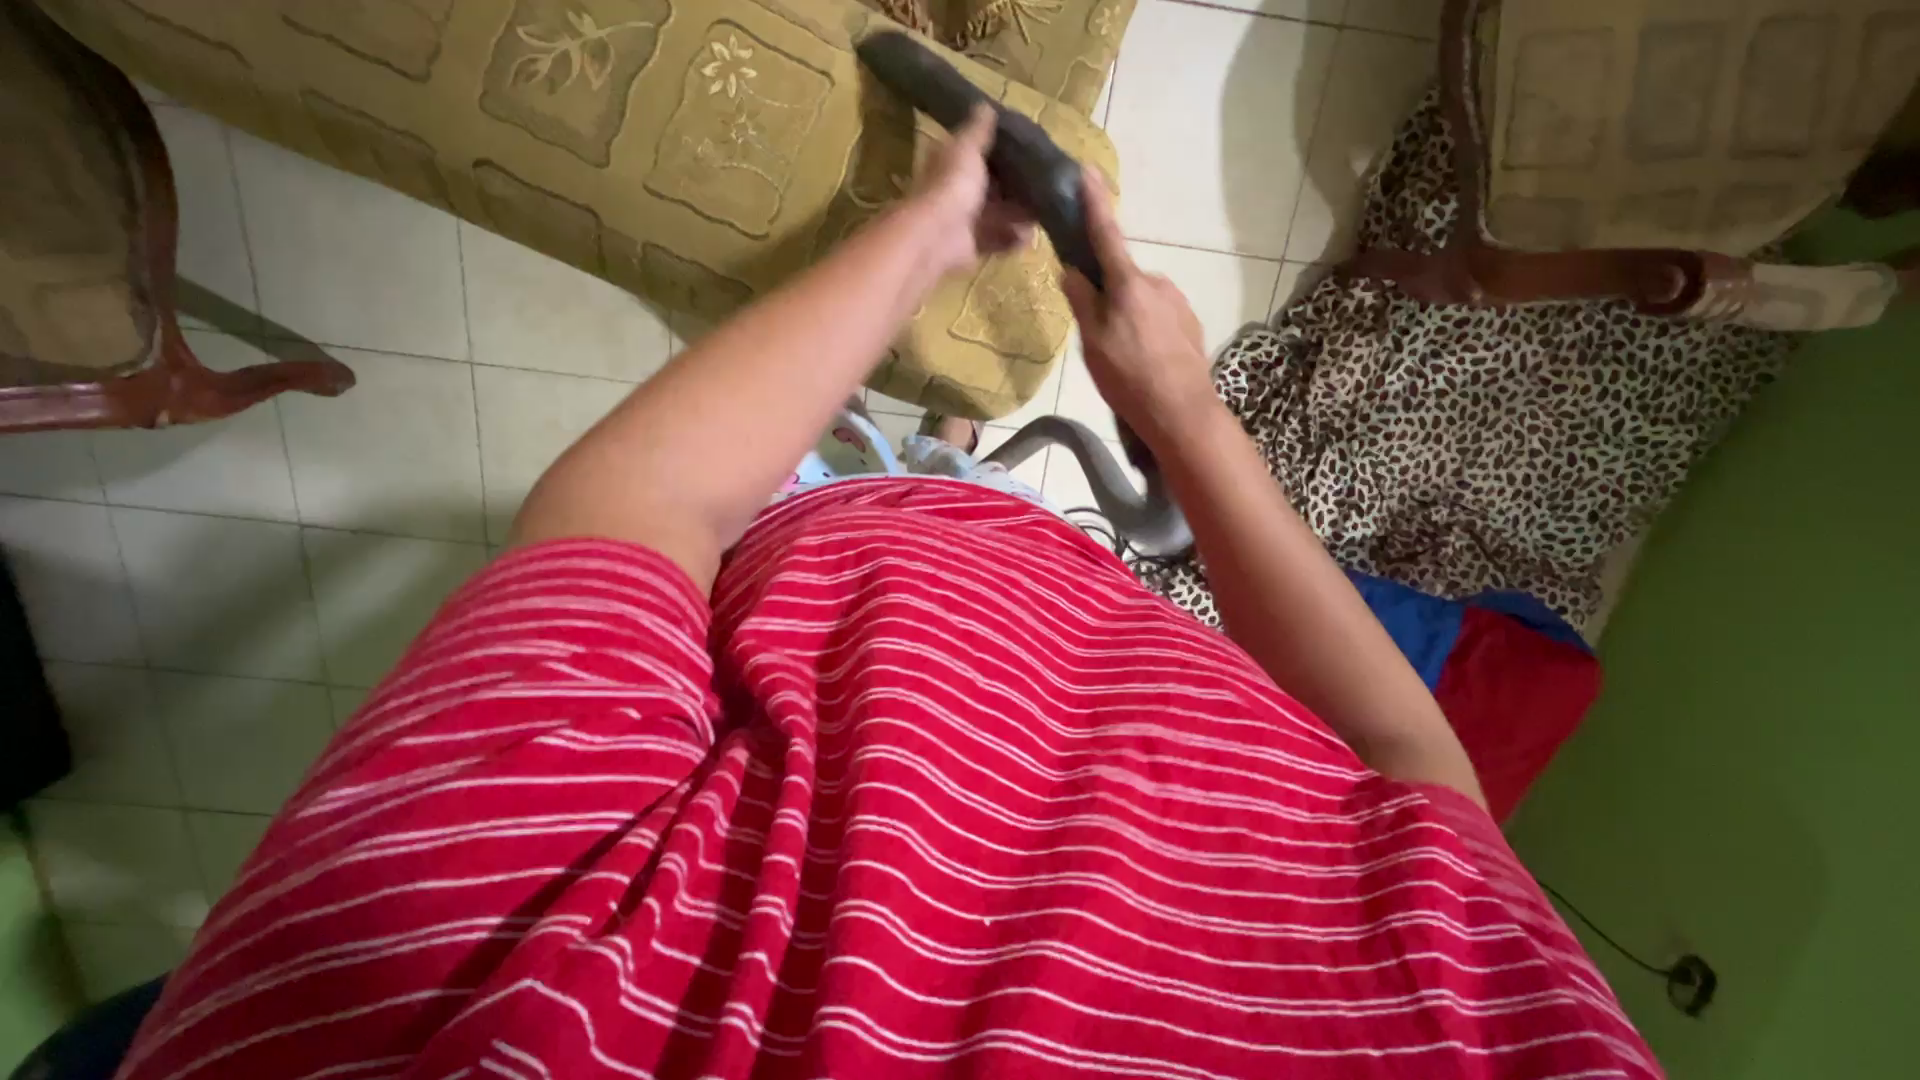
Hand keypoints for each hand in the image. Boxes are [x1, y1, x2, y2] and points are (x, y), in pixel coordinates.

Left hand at [909, 104, 1035, 277]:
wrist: (937, 235)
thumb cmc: (952, 185)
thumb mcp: (967, 148)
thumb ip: (978, 131)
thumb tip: (985, 105)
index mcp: (954, 164)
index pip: (982, 156)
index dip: (1005, 154)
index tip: (1032, 153)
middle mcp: (959, 190)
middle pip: (994, 188)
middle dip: (1017, 189)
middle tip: (1045, 187)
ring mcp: (964, 220)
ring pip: (998, 216)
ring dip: (1018, 217)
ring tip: (1041, 215)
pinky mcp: (971, 246)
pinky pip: (996, 242)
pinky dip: (1012, 240)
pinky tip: (1028, 238)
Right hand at [1060, 169, 1215, 441]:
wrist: (1181, 411)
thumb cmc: (1128, 377)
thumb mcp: (1092, 343)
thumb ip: (1082, 302)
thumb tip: (1073, 270)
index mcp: (1129, 283)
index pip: (1106, 235)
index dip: (1094, 204)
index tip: (1087, 171)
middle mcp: (1157, 283)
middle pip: (1122, 278)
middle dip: (1107, 296)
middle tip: (1099, 338)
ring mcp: (1178, 303)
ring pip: (1141, 301)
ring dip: (1128, 318)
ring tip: (1124, 360)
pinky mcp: (1191, 324)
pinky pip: (1158, 318)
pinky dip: (1147, 333)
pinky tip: (1145, 362)